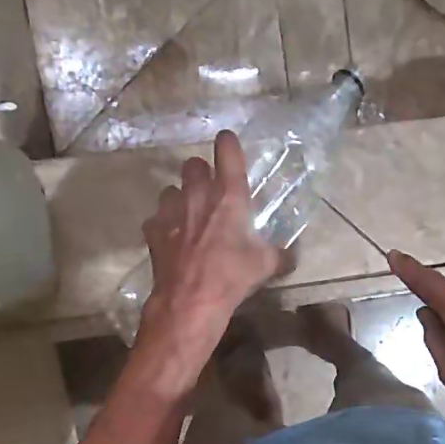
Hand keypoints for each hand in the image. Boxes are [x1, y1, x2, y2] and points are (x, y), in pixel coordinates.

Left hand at [138, 131, 282, 345]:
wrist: (189, 300)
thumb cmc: (231, 276)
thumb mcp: (265, 265)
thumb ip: (279, 254)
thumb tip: (291, 256)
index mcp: (228, 195)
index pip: (227, 151)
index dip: (228, 143)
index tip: (228, 143)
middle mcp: (197, 194)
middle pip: (193, 164)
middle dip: (201, 173)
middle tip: (210, 191)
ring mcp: (170, 210)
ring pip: (171, 189)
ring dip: (180, 197)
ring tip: (188, 216)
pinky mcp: (152, 229)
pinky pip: (157, 217)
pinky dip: (164, 224)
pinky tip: (172, 239)